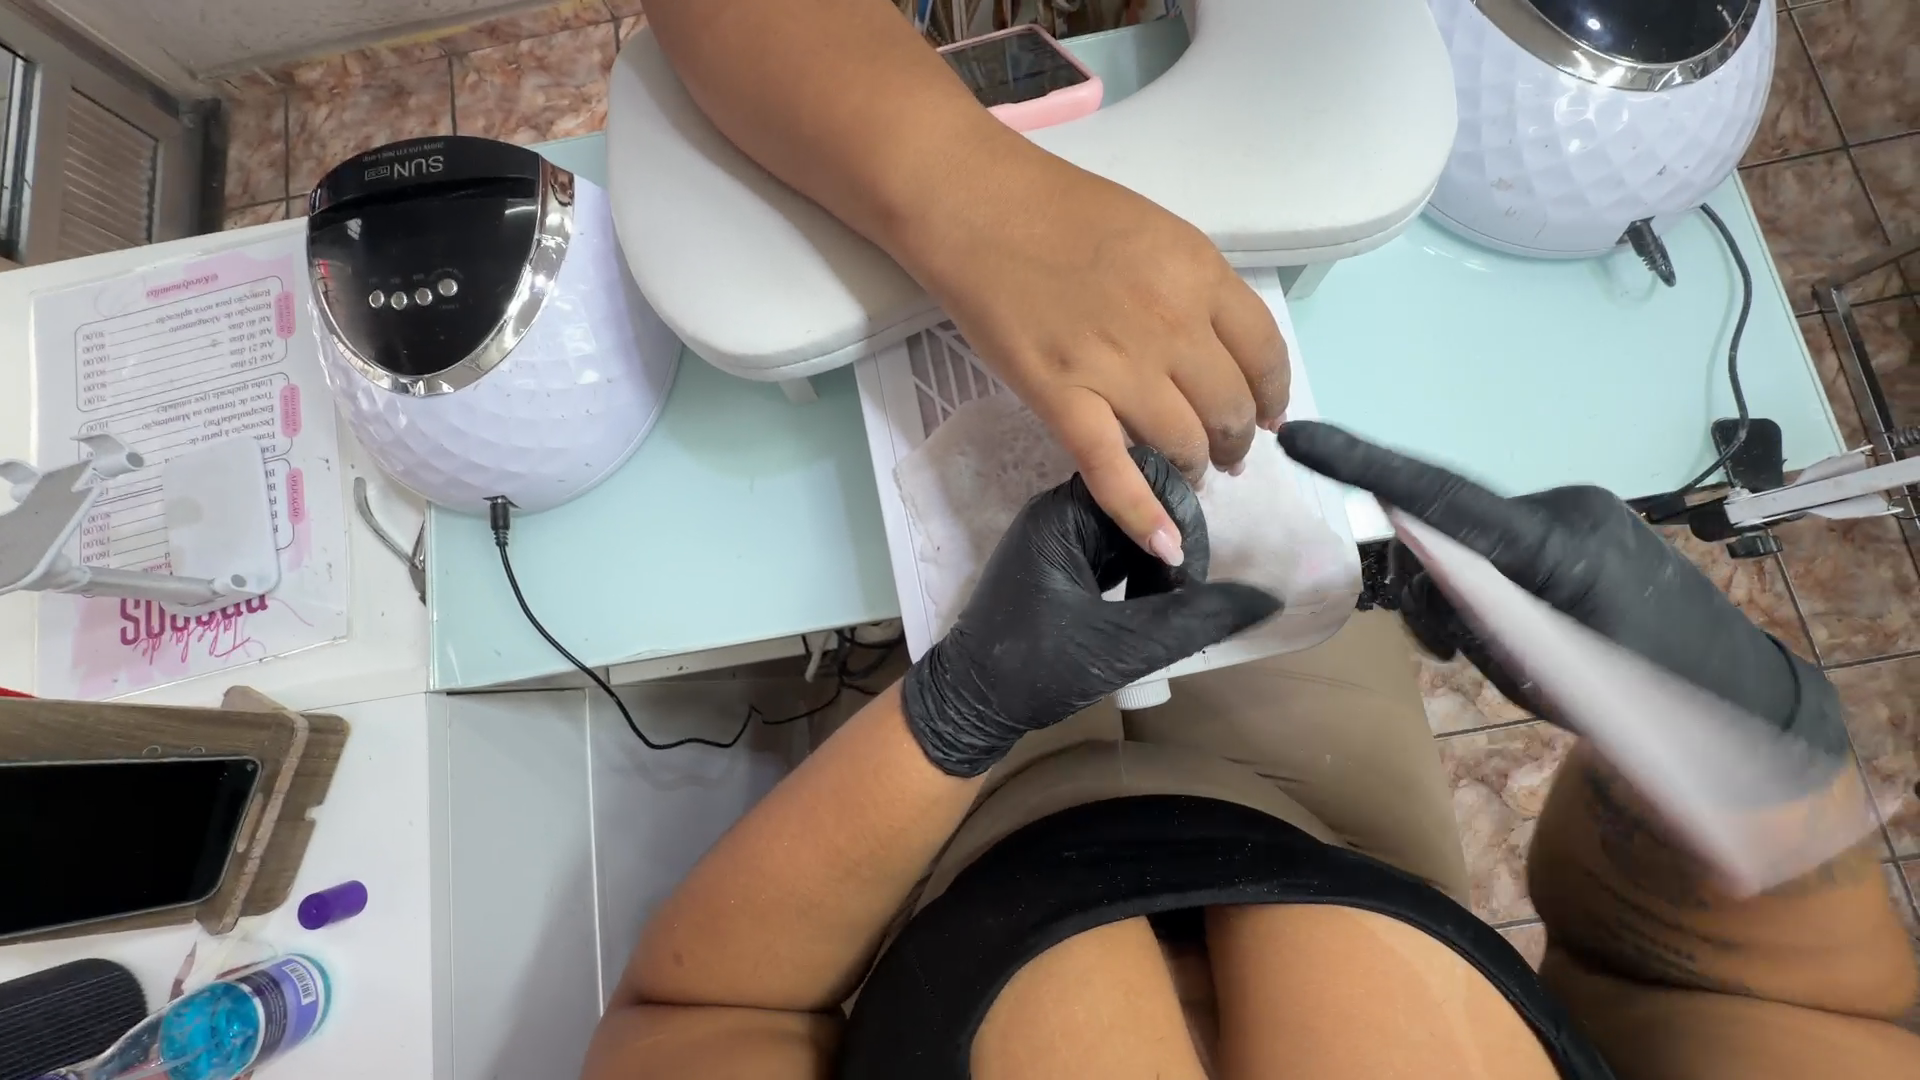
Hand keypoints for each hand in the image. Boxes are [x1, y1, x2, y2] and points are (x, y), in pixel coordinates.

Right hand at [893, 147, 1288, 567]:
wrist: (973, 207)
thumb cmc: (1055, 210)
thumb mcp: (1151, 234)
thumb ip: (1191, 292)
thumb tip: (1209, 356)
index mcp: (1199, 273)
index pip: (1264, 354)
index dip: (1271, 397)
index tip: (1264, 420)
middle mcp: (1171, 325)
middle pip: (1228, 409)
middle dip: (1233, 444)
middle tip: (1222, 457)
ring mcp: (1116, 367)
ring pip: (1181, 443)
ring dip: (1193, 470)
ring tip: (1186, 478)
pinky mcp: (1063, 399)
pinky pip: (1112, 471)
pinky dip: (1141, 515)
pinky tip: (1163, 543)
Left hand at [902, 446, 1280, 776]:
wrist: (970, 703)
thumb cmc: (1035, 670)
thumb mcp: (1121, 645)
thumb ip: (1193, 618)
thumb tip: (1265, 599)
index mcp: (1062, 515)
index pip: (1144, 479)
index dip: (1182, 520)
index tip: (1192, 577)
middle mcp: (1057, 513)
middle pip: (1138, 500)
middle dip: (1172, 545)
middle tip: (1187, 595)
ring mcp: (1056, 538)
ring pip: (1128, 528)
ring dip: (1157, 562)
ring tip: (1172, 604)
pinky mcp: (1058, 563)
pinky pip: (1111, 550)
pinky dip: (1137, 573)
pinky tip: (1151, 604)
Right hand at [1278, 422, 1842, 751]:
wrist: (1736, 691)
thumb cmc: (1640, 702)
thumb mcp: (1534, 675)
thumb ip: (1468, 616)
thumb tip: (1417, 568)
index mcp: (1559, 550)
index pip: (1442, 498)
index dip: (1363, 465)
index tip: (1300, 436)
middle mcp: (1563, 507)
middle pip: (1443, 521)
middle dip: (1420, 577)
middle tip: (1439, 646)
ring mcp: (1574, 506)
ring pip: (1465, 532)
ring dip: (1450, 583)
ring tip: (1480, 643)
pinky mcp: (1576, 517)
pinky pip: (1494, 536)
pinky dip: (1477, 575)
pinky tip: (1502, 618)